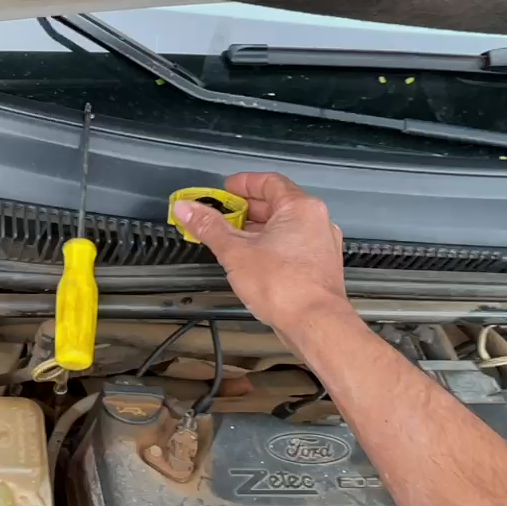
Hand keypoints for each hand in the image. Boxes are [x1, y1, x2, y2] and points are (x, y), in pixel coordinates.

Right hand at [172, 172, 347, 331]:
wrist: (315, 324)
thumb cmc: (283, 285)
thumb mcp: (235, 251)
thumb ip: (209, 226)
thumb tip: (186, 207)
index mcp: (300, 208)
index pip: (269, 182)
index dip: (243, 183)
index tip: (224, 189)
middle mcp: (316, 221)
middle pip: (277, 203)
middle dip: (245, 208)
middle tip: (220, 214)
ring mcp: (320, 245)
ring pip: (284, 226)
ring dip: (256, 228)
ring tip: (230, 237)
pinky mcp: (318, 266)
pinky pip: (291, 245)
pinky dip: (269, 245)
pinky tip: (251, 259)